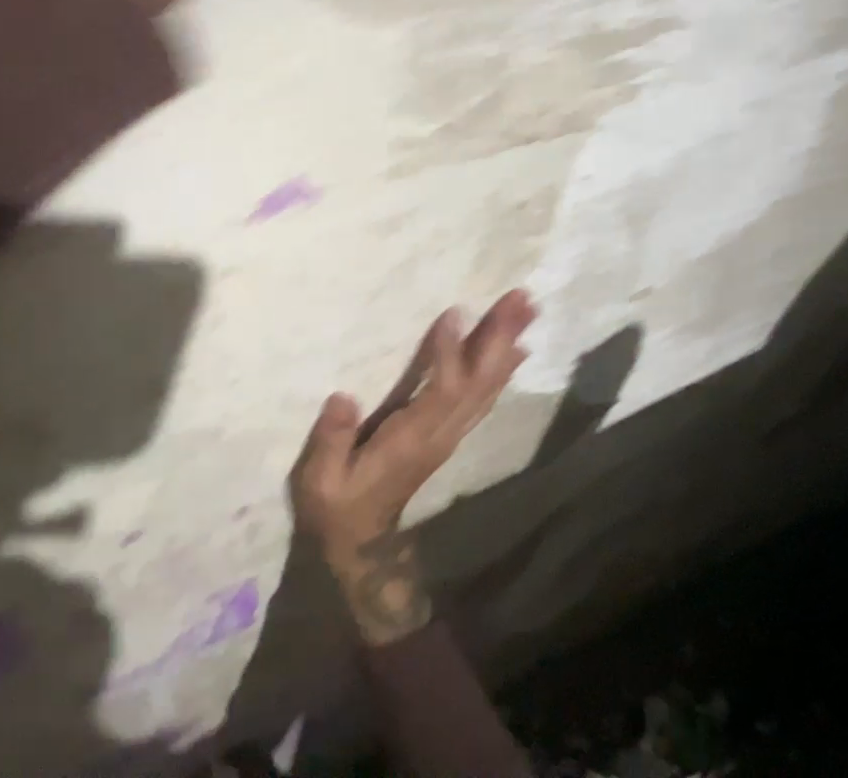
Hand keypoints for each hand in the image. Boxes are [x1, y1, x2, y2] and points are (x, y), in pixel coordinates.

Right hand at [292, 290, 535, 644]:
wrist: (360, 548)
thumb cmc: (336, 510)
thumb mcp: (321, 480)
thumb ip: (332, 439)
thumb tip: (344, 398)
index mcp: (409, 442)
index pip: (438, 393)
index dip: (448, 355)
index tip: (455, 314)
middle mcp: (437, 437)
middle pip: (476, 385)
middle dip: (498, 340)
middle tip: (521, 299)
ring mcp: (445, 438)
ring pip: (483, 390)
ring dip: (505, 348)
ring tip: (526, 310)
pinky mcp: (444, 438)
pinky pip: (479, 399)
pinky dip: (498, 372)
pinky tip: (513, 351)